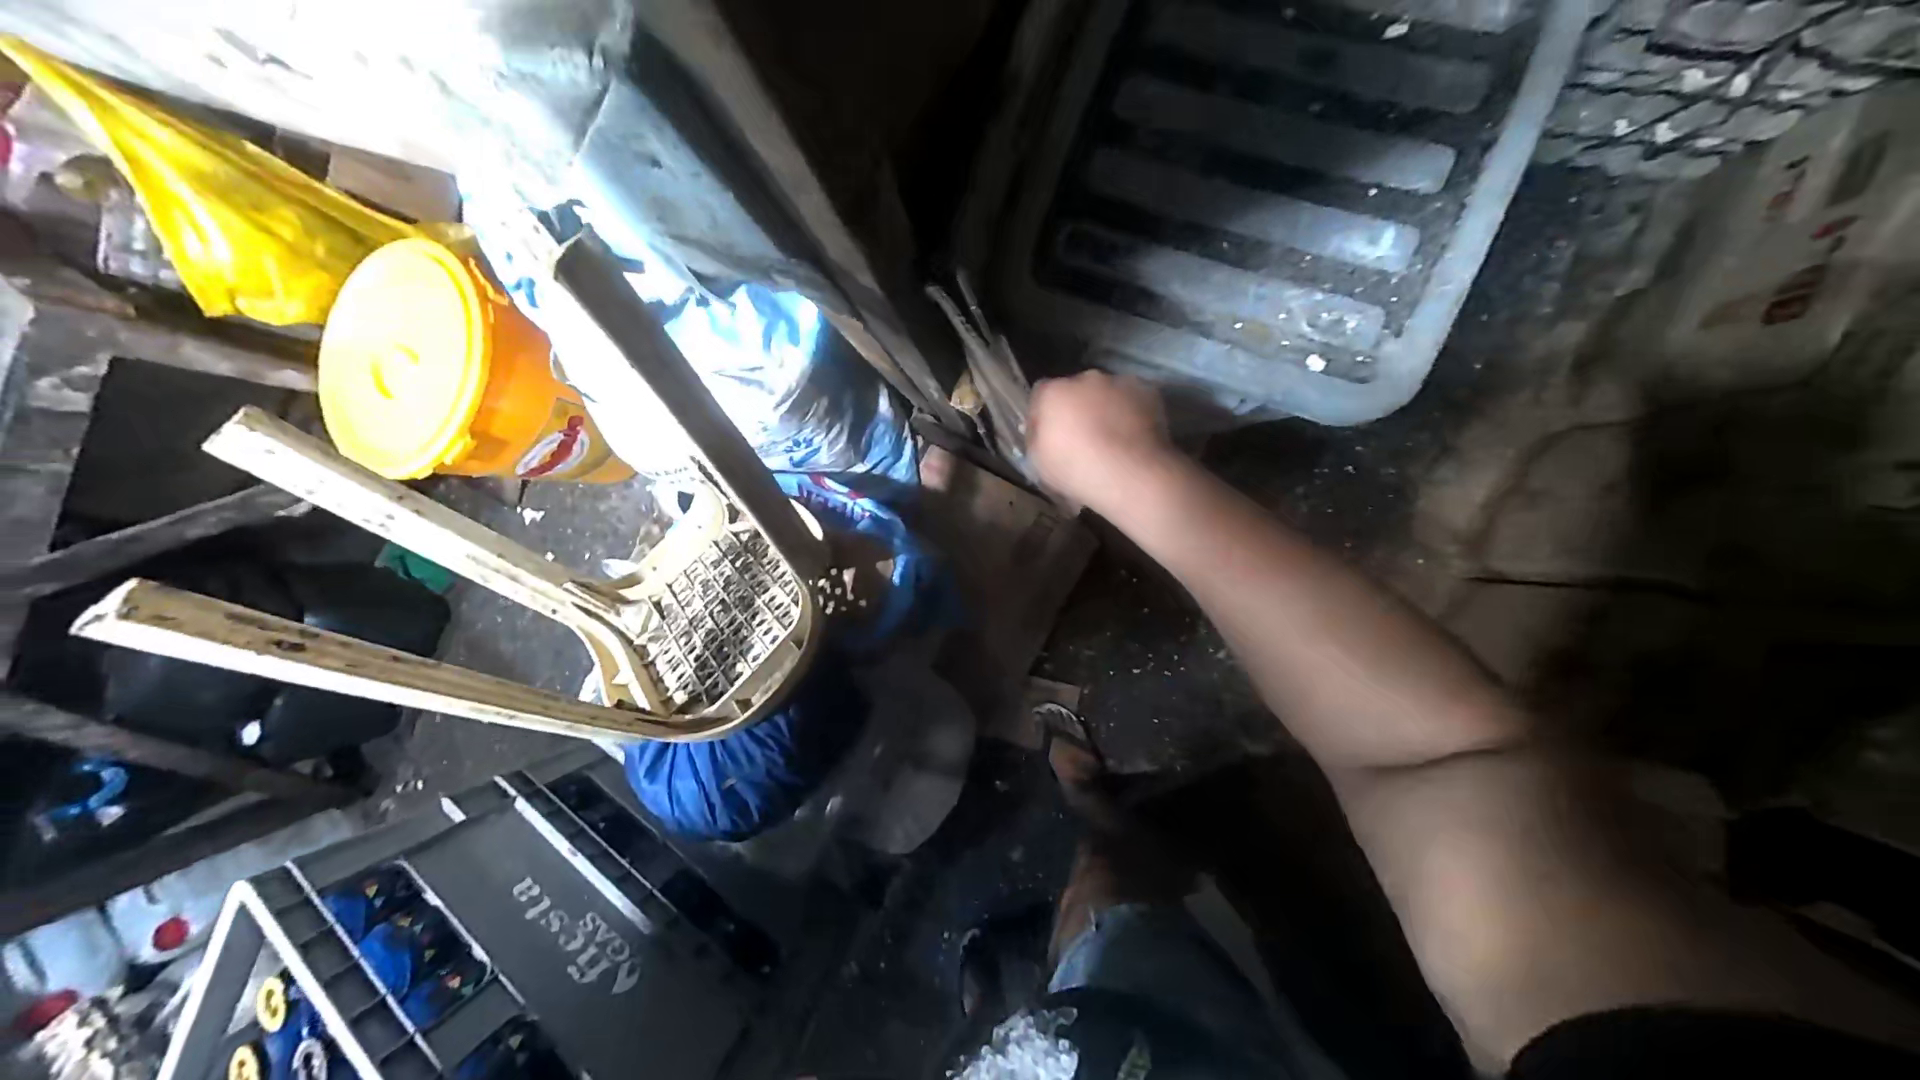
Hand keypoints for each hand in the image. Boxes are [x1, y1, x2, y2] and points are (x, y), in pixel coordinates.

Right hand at [1027, 371, 1174, 510]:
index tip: (1051, 434)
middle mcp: (1084, 378)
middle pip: (1076, 389)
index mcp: (1052, 393)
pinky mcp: (1148, 391)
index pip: (1041, 394)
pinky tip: (1135, 436)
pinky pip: (1134, 399)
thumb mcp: (1038, 463)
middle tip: (1084, 437)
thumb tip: (1040, 428)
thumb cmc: (1076, 471)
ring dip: (1106, 408)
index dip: (1045, 413)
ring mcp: (1119, 382)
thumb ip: (1036, 437)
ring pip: (1107, 392)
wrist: (1130, 475)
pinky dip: (1132, 412)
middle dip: (1078, 408)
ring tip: (1114, 439)